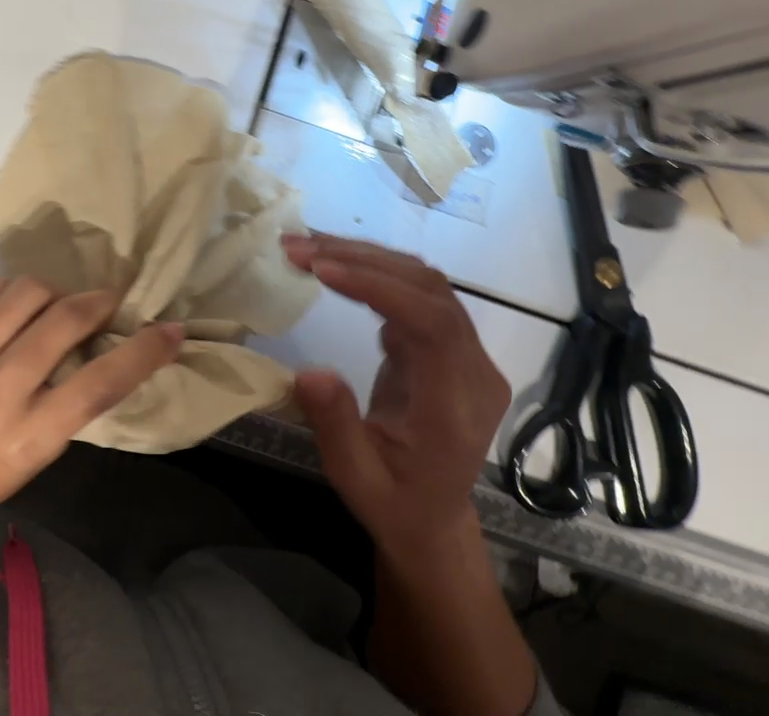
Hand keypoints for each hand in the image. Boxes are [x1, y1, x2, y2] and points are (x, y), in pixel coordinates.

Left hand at [0, 278, 182, 570]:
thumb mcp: (37, 458)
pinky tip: (25, 306)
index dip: (143, 352)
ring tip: (64, 306)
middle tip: (111, 306)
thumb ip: (71, 406)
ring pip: (27, 293)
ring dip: (59, 292)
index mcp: (26, 435)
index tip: (170, 330)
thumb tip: (109, 353)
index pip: (98, 383)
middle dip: (100, 303)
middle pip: (64, 322)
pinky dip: (18, 291)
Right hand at [282, 235, 510, 560]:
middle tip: (296, 249)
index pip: (434, 325)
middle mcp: (472, 371)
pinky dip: (372, 272)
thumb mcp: (355, 477)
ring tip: (305, 247)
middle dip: (363, 261)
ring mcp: (464, 356)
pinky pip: (416, 295)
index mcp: (456, 406)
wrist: (432, 520)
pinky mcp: (445, 347)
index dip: (381, 288)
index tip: (322, 271)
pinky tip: (330, 265)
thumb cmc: (393, 502)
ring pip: (425, 284)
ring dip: (366, 258)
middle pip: (431, 291)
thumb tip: (310, 372)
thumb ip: (336, 426)